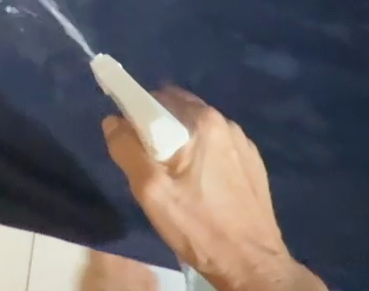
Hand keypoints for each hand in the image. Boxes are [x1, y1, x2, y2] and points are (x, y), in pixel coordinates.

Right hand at [102, 87, 324, 290]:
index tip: (131, 140)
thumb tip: (113, 121)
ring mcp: (243, 144)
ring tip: (176, 180)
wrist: (255, 271)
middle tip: (151, 164)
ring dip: (181, 143)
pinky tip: (201, 188)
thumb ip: (126, 148)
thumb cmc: (200, 228)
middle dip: (159, 129)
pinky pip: (216, 147)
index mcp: (202, 121)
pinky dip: (202, 157)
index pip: (157, 97)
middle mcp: (225, 123)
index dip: (137, 114)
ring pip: (197, 130)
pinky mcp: (254, 165)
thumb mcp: (150, 190)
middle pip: (178, 111)